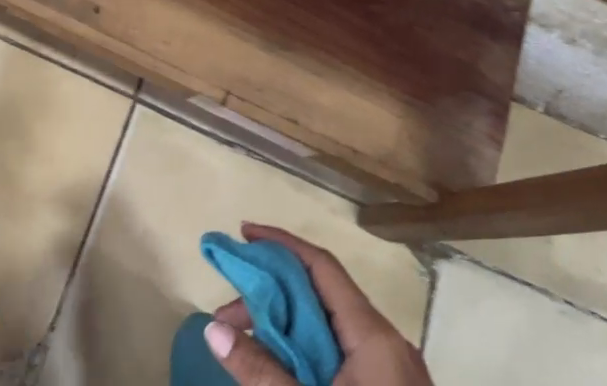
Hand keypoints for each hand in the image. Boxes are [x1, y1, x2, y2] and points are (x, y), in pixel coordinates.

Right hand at [202, 224, 432, 385]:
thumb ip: (260, 371)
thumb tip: (214, 330)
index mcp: (374, 339)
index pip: (322, 267)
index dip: (281, 244)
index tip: (241, 234)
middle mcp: (388, 346)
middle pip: (322, 297)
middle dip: (270, 295)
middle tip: (226, 316)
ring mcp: (393, 373)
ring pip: (330, 329)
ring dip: (283, 327)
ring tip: (244, 348)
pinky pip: (341, 356)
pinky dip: (304, 352)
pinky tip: (278, 372)